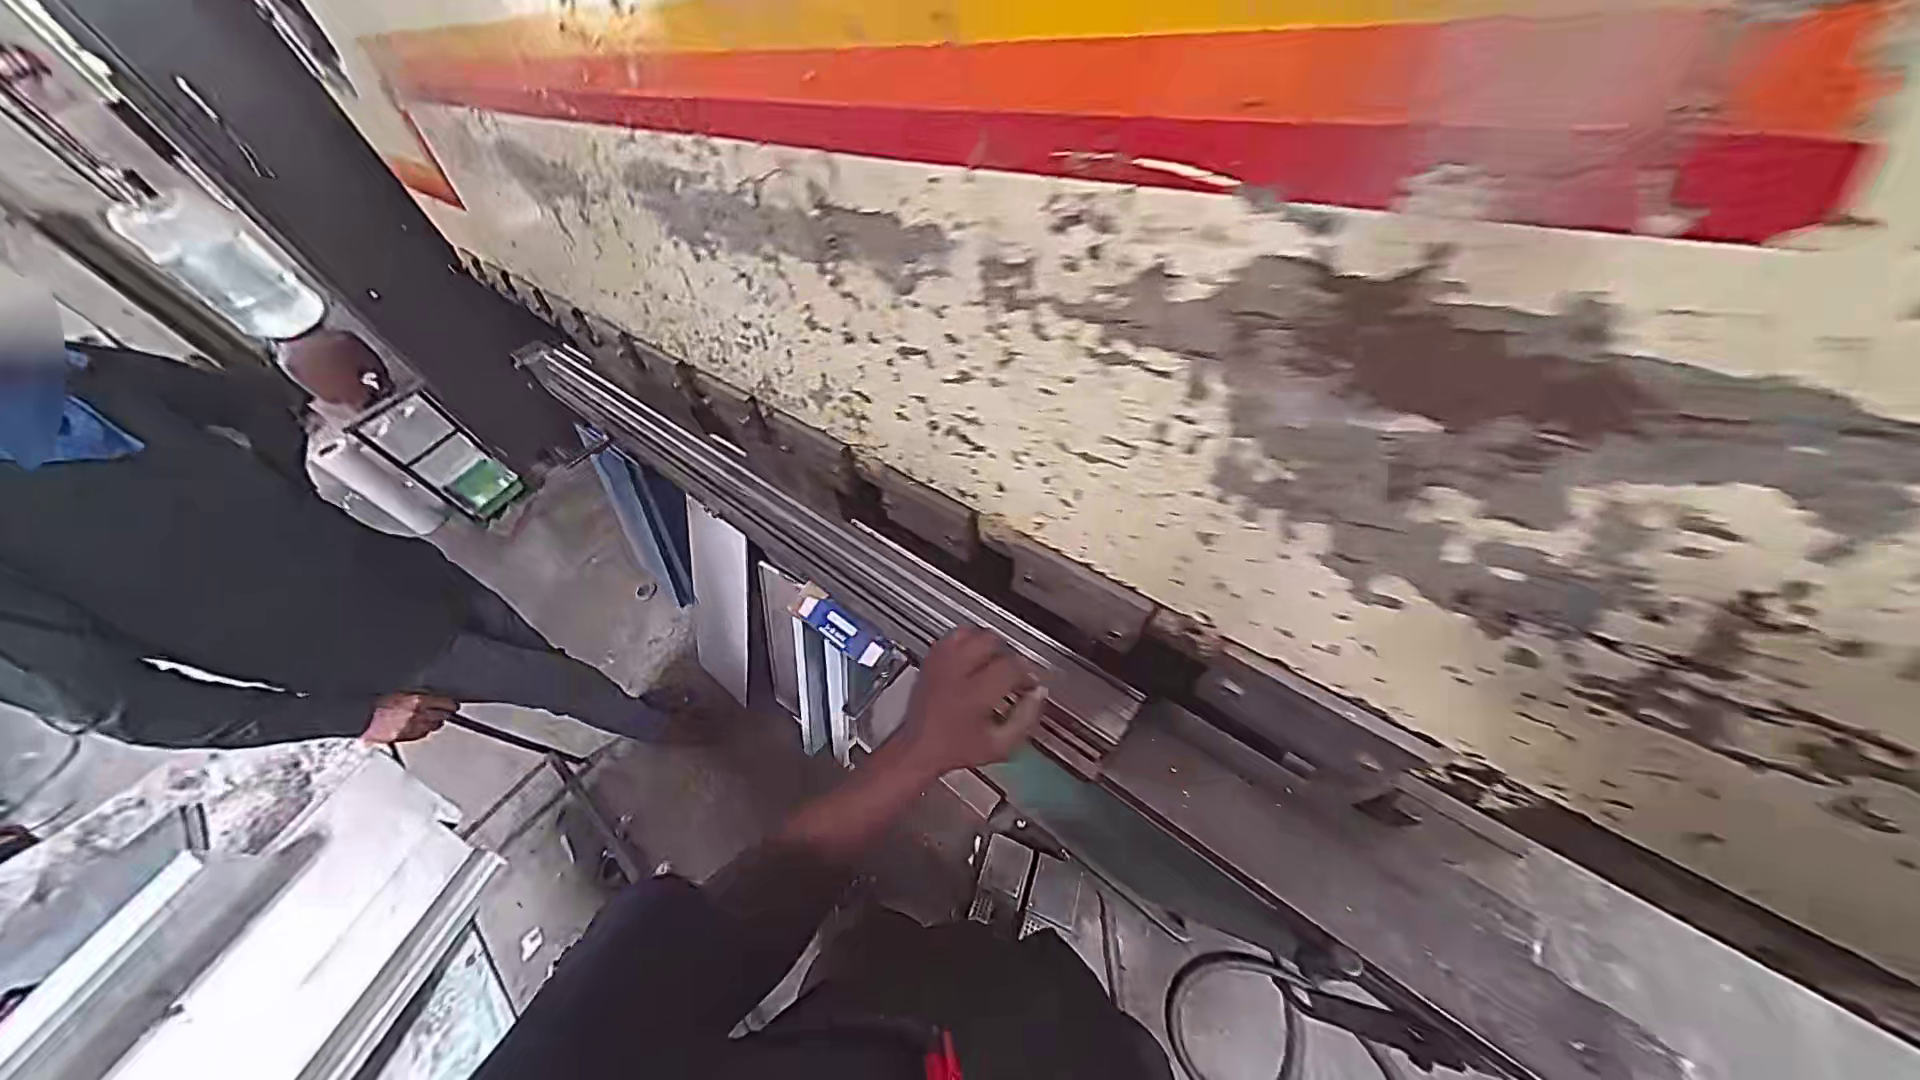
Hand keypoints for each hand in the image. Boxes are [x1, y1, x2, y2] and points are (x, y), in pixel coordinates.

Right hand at [362, 691, 457, 743]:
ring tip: (423, 719)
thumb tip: (435, 698)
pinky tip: (414, 727)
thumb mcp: (403, 693)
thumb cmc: (378, 704)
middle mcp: (418, 715)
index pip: (447, 704)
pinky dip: (421, 731)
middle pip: (444, 716)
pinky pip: (421, 734)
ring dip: (432, 723)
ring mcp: (412, 727)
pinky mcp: (405, 737)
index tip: (452, 705)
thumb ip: (422, 696)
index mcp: (419, 701)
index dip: (450, 704)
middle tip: (440, 712)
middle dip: (443, 714)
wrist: (359, 718)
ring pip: (434, 726)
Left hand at [892, 627, 1047, 775]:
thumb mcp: (1000, 746)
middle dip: (1007, 657)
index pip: (1010, 666)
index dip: (1026, 674)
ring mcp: (940, 662)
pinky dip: (967, 641)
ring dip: (987, 646)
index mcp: (975, 694)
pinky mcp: (930, 659)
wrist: (918, 747)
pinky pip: (952, 636)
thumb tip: (1037, 694)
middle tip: (1010, 675)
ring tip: (991, 664)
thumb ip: (1025, 719)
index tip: (1028, 686)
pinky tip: (971, 659)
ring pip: (971, 633)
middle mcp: (956, 671)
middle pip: (991, 642)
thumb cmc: (958, 749)